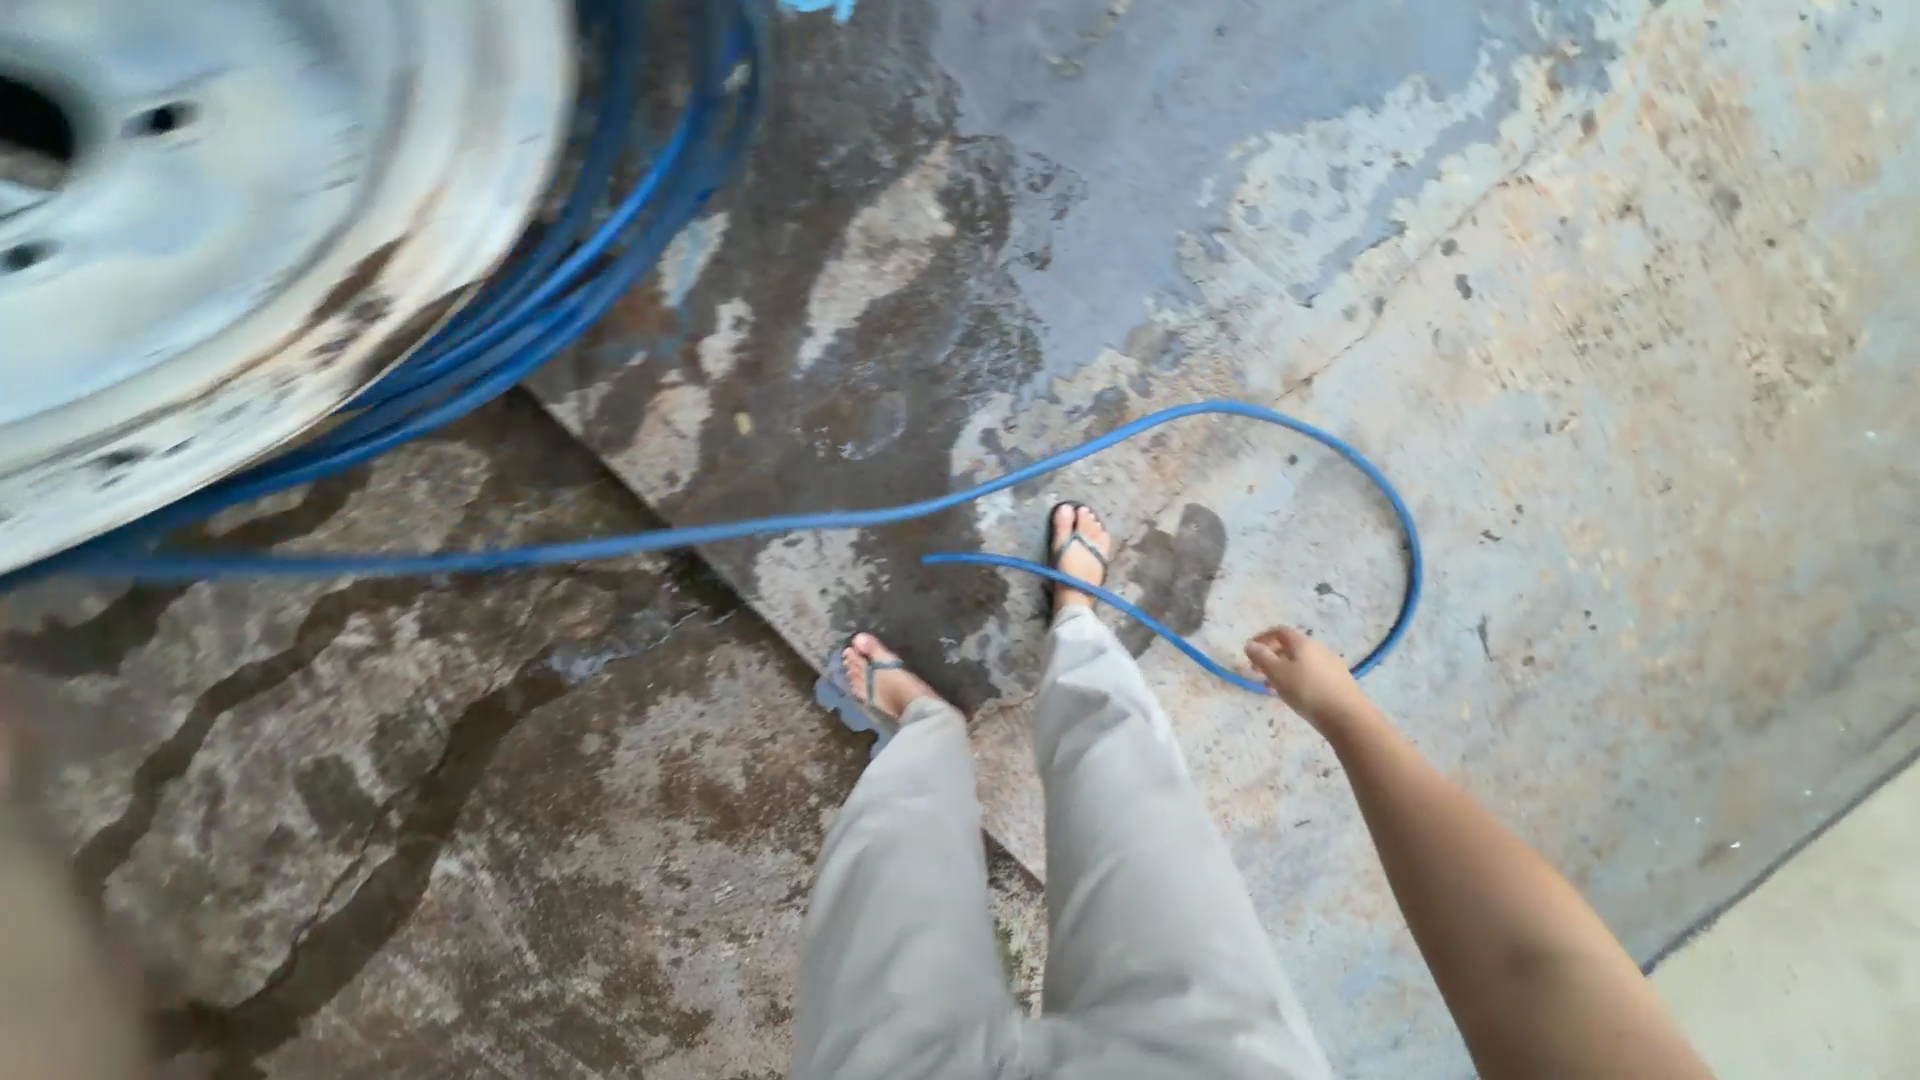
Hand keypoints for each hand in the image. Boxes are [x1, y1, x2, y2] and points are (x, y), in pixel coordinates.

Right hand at [1245, 626, 1370, 732]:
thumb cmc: (1307, 691)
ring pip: (1301, 662)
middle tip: (1258, 671)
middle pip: (1291, 646)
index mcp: (1303, 644)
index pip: (1280, 631)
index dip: (1263, 637)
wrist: (1347, 716)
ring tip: (1273, 686)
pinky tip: (1295, 694)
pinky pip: (1312, 673)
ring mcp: (1332, 665)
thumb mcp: (1277, 673)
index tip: (1250, 650)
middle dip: (1272, 656)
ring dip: (1284, 669)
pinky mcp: (1339, 681)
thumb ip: (1261, 657)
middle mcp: (1319, 649)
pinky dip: (1298, 678)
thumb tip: (1250, 644)